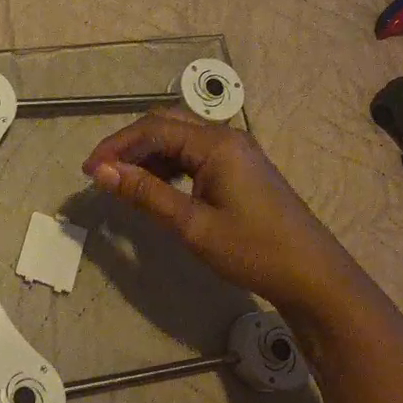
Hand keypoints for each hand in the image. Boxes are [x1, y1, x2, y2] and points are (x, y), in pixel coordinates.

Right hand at [82, 112, 366, 311]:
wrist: (314, 277)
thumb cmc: (252, 250)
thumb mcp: (192, 225)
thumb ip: (145, 194)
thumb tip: (101, 172)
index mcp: (216, 144)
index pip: (153, 129)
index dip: (116, 147)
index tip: (88, 172)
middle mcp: (226, 137)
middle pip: (165, 125)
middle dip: (129, 145)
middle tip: (101, 173)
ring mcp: (236, 152)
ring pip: (179, 138)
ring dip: (147, 154)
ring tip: (121, 181)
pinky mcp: (241, 169)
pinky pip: (194, 154)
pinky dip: (168, 165)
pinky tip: (154, 186)